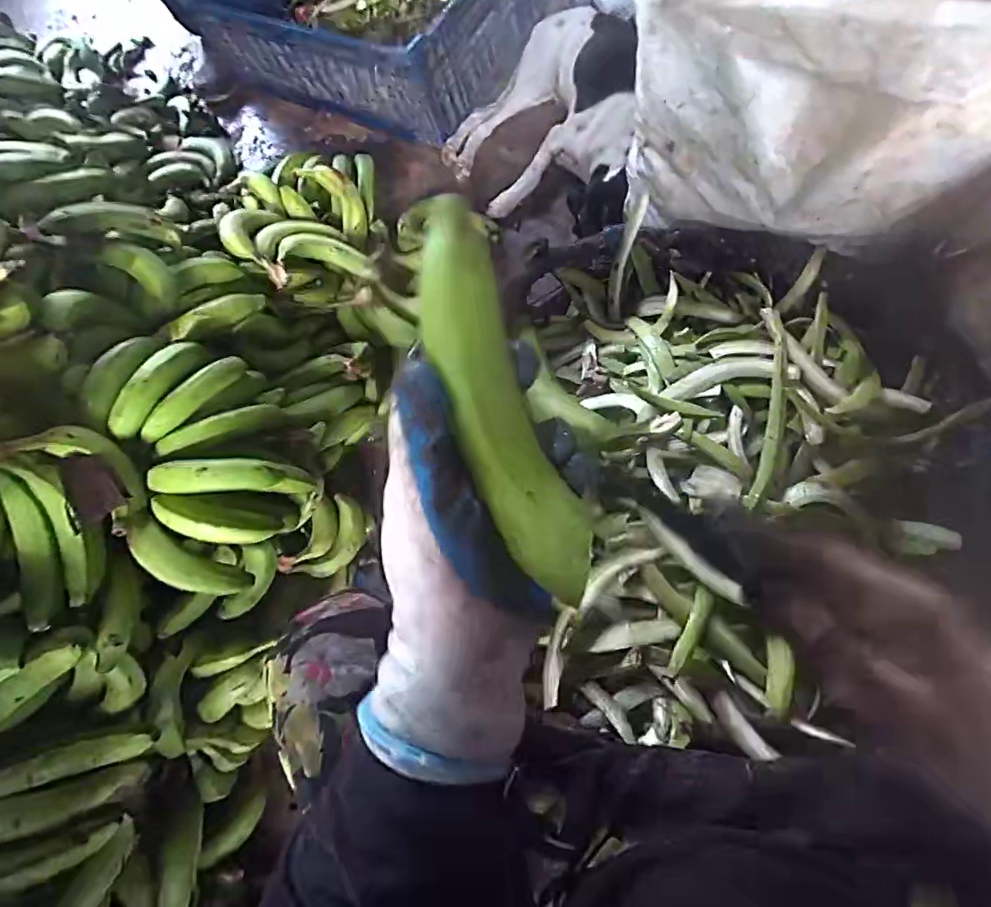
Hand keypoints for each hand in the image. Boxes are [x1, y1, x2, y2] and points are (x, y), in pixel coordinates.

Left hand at [363, 344, 587, 783]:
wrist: (467, 653)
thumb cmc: (431, 574)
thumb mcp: (418, 503)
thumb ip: (418, 440)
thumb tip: (415, 369)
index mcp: (433, 462)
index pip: (445, 399)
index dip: (460, 365)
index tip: (477, 337)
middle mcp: (471, 469)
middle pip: (494, 413)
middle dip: (511, 387)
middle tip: (526, 363)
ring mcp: (508, 493)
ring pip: (533, 441)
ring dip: (548, 428)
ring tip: (557, 434)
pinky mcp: (541, 517)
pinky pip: (563, 480)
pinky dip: (572, 467)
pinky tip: (575, 466)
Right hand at [728, 522, 990, 847]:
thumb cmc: (989, 760)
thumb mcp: (904, 715)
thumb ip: (836, 653)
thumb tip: (771, 597)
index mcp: (913, 605)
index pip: (828, 555)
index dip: (774, 540)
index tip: (724, 529)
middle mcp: (912, 594)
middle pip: (829, 560)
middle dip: (773, 551)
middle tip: (718, 547)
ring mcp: (917, 613)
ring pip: (838, 580)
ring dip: (789, 572)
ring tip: (740, 567)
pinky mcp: (917, 635)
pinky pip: (850, 605)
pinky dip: (812, 598)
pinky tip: (787, 604)